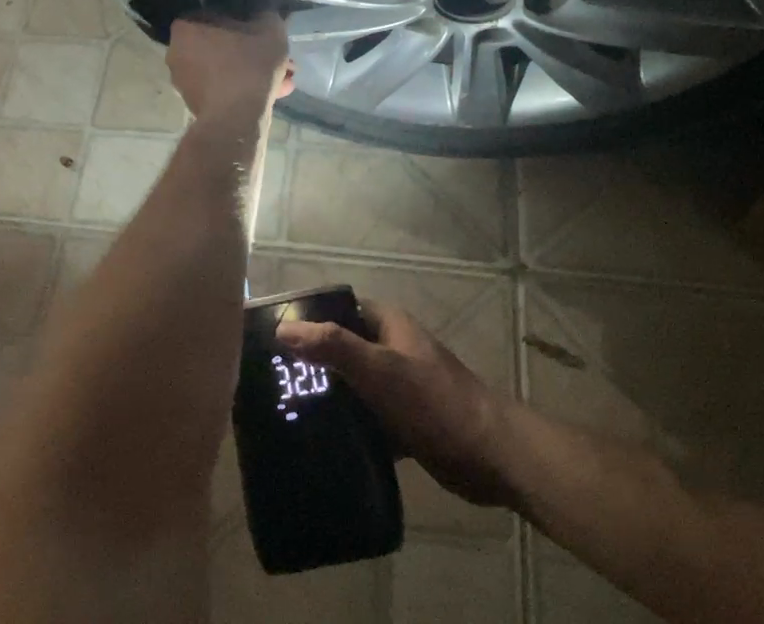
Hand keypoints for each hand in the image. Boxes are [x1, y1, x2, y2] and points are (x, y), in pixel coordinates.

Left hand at [166, 12, 293, 120]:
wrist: (237, 119)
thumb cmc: (249, 66)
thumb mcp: (270, 30)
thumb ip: (267, 15)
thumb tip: (265, 12)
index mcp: (186, 28)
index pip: (215, 14)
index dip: (244, 21)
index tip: (263, 30)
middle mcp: (177, 53)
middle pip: (222, 45)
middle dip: (253, 52)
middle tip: (279, 57)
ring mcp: (184, 82)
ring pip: (226, 69)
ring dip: (253, 72)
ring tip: (284, 78)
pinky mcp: (196, 105)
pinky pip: (224, 89)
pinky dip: (245, 89)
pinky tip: (276, 93)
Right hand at [275, 300, 516, 507]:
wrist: (490, 455)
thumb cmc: (433, 401)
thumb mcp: (379, 369)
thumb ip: (332, 346)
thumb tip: (283, 329)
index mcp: (391, 326)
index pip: (342, 309)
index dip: (311, 318)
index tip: (275, 338)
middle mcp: (395, 350)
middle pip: (345, 349)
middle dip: (314, 362)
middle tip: (273, 382)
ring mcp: (402, 388)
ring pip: (355, 387)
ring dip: (329, 399)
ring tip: (286, 414)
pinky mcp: (407, 423)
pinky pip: (368, 421)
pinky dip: (349, 429)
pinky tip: (321, 444)